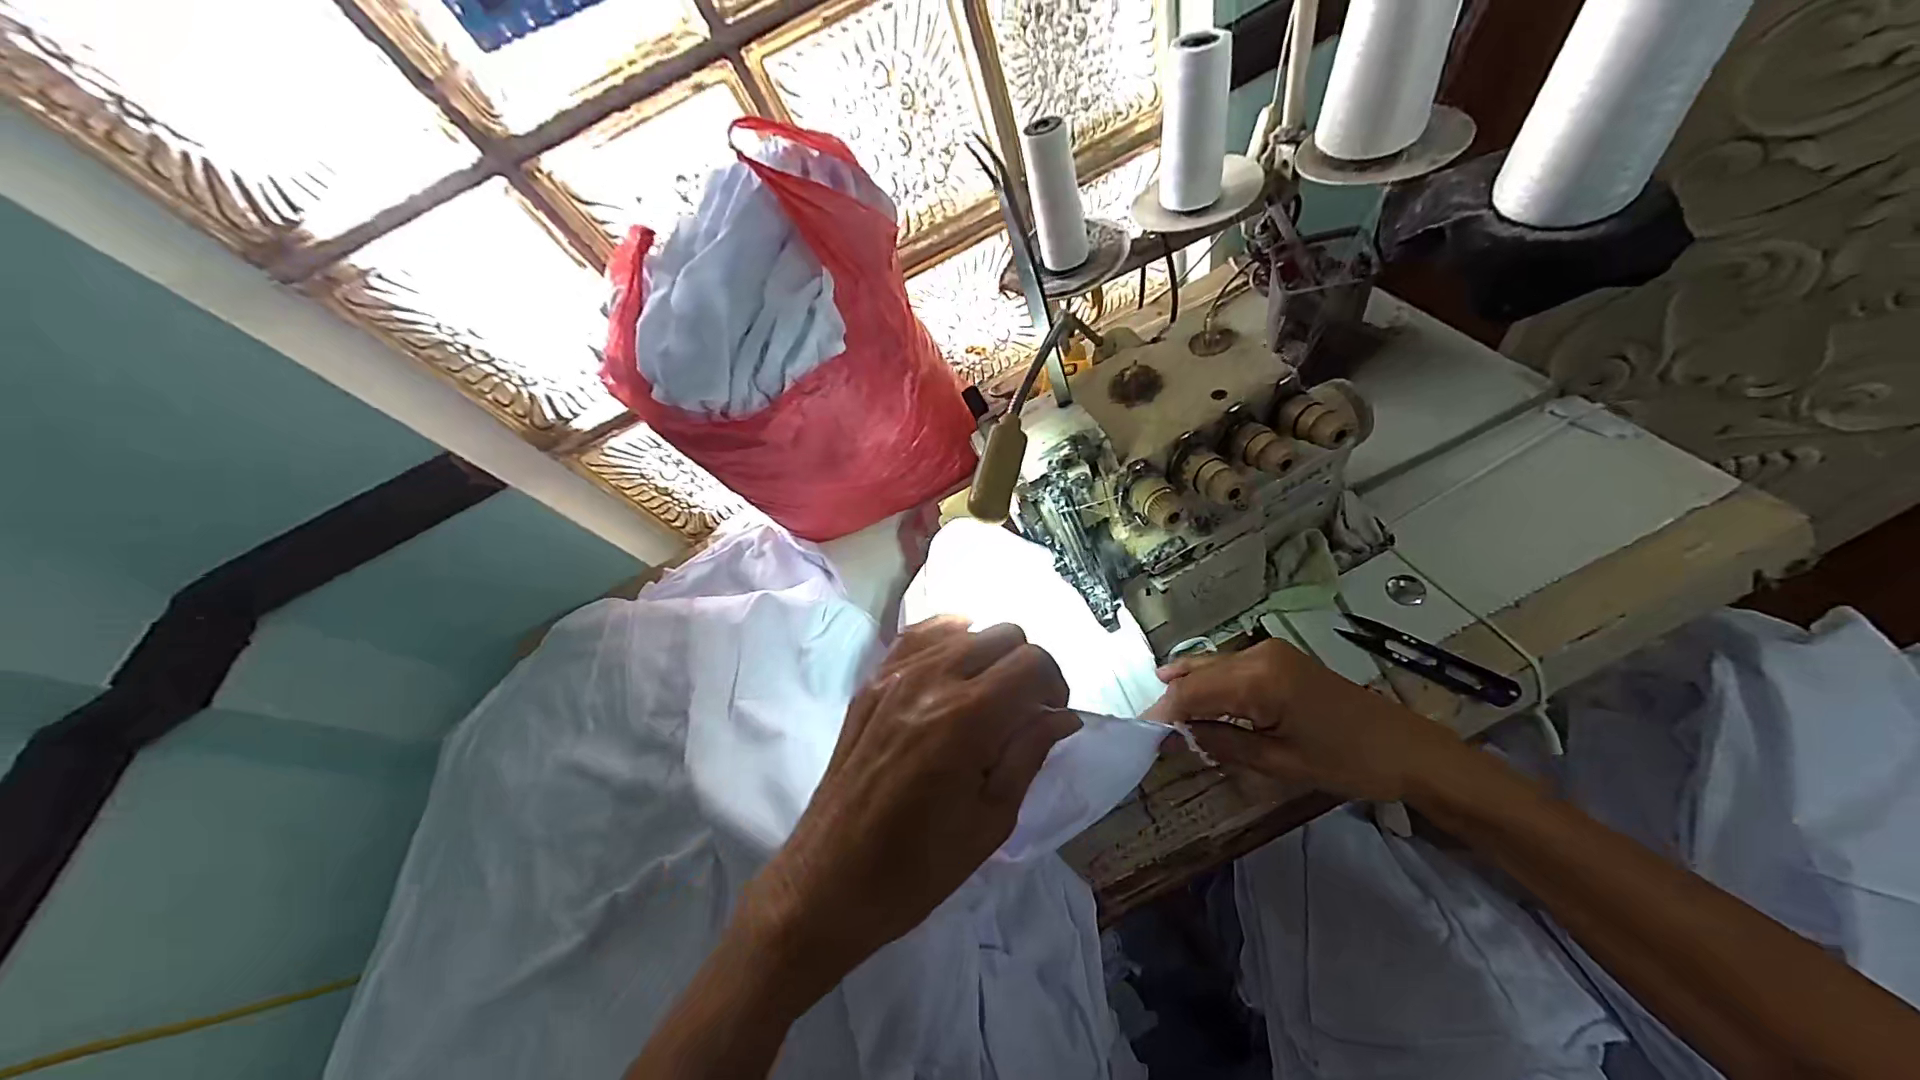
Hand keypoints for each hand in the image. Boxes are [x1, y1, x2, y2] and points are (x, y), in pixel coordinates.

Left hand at [743, 616, 1078, 987]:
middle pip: (1003, 635)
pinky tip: (952, 674)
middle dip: (1027, 668)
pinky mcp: (870, 684)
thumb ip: (1030, 753)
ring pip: (963, 628)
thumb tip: (1062, 715)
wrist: (829, 882)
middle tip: (1024, 712)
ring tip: (987, 699)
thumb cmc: (919, 867)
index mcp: (967, 718)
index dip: (1055, 685)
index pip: (1033, 662)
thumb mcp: (992, 820)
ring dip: (989, 656)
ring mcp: (893, 676)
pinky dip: (946, 642)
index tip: (1051, 717)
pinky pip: (918, 636)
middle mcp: (930, 680)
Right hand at [1146, 639, 1460, 802]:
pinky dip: (1210, 685)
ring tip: (1166, 718)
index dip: (1164, 714)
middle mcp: (1258, 654)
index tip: (1143, 738)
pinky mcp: (1279, 659)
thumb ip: (1222, 743)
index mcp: (1258, 679)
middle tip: (1151, 732)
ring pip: (1211, 666)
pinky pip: (1230, 667)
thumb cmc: (1348, 762)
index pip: (1192, 692)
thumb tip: (1177, 737)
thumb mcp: (1280, 762)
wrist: (1410, 749)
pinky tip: (1197, 700)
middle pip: (1197, 674)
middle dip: (1172, 702)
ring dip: (1188, 691)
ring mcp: (1270, 652)